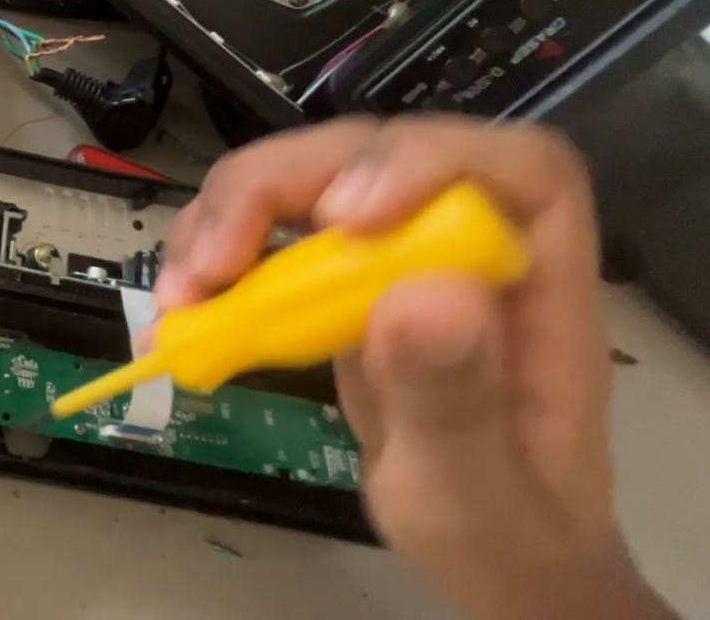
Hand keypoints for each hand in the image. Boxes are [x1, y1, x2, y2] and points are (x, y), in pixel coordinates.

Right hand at [155, 117, 672, 619]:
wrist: (486, 554)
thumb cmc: (503, 538)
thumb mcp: (479, 497)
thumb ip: (454, 400)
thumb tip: (422, 292)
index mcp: (530, 285)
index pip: (510, 166)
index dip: (423, 163)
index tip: (341, 219)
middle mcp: (451, 243)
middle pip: (359, 154)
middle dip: (269, 191)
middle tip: (210, 268)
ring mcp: (381, 250)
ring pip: (290, 178)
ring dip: (219, 222)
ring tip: (179, 300)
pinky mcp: (324, 269)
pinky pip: (253, 225)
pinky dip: (202, 256)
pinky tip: (179, 308)